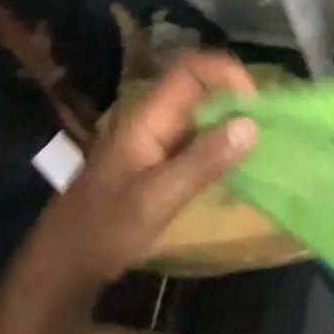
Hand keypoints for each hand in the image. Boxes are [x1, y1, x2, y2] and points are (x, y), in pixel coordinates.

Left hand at [15, 50, 258, 299]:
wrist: (64, 264)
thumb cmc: (105, 229)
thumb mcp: (157, 199)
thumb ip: (203, 161)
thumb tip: (252, 124)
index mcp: (146, 118)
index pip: (189, 69)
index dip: (226, 73)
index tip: (256, 104)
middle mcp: (150, 119)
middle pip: (198, 85)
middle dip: (237, 95)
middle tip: (270, 124)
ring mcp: (152, 139)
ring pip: (199, 111)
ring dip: (232, 118)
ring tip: (262, 141)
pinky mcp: (157, 159)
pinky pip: (196, 135)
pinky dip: (221, 141)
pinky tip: (238, 163)